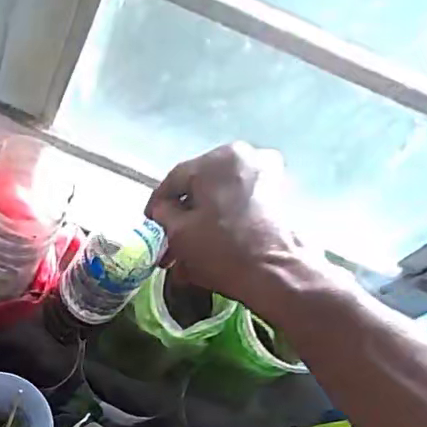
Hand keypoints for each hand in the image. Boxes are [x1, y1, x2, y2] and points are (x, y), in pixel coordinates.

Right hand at [145, 143, 318, 307]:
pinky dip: (223, 216)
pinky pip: (239, 199)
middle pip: (200, 184)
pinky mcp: (277, 191)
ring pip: (220, 192)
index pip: (175, 179)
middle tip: (167, 236)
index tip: (149, 222)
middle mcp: (243, 155)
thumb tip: (163, 208)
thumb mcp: (178, 232)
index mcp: (216, 160)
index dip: (157, 203)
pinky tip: (211, 238)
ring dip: (202, 216)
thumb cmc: (220, 249)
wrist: (273, 271)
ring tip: (188, 244)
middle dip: (182, 211)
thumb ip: (164, 214)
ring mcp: (265, 171)